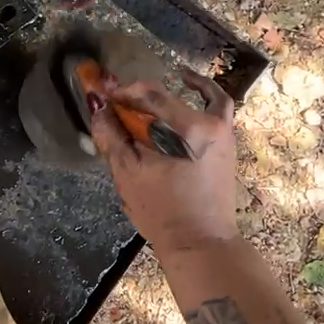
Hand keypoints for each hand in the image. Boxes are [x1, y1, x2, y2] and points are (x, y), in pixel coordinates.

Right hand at [87, 70, 240, 255]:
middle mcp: (206, 122)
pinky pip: (218, 106)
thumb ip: (111, 133)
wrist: (200, 240)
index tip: (100, 95)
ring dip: (161, 96)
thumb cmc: (160, 208)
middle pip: (163, 97)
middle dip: (134, 99)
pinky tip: (187, 83)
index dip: (120, 92)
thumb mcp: (126, 171)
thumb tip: (97, 104)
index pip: (146, 95)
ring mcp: (221, 131)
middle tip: (113, 106)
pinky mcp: (226, 142)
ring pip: (186, 100)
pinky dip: (204, 92)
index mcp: (182, 128)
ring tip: (140, 98)